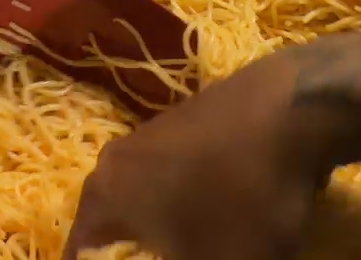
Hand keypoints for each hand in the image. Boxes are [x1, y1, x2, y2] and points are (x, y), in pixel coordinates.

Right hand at [65, 49, 332, 259]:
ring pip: (134, 201)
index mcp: (103, 196)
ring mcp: (141, 139)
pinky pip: (159, 182)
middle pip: (103, 225)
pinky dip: (172, 209)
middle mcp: (110, 162)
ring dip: (150, 234)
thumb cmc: (241, 199)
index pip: (80, 250)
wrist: (280, 114)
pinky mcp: (172, 128)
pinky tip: (206, 221)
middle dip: (125, 252)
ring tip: (179, 251)